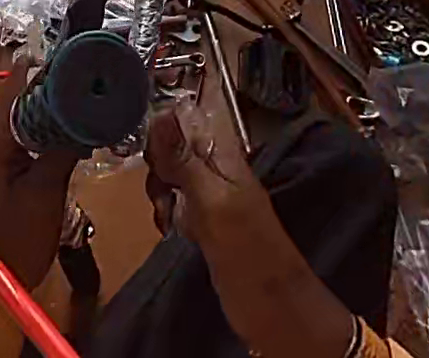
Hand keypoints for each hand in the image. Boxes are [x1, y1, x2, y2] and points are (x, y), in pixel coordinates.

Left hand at [0, 50, 81, 296]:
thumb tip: (90, 107)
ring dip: (62, 108)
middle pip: (32, 85)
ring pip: (34, 102)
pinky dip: (53, 124)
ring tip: (98, 113)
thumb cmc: (9, 241)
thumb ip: (64, 145)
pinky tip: (79, 135)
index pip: (27, 74)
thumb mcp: (44, 193)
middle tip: (104, 96)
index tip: (96, 74)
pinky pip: (30, 121)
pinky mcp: (2, 147)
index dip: (62, 71)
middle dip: (66, 89)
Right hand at [145, 102, 356, 357]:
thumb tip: (159, 111)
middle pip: (170, 140)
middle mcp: (213, 163)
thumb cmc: (248, 252)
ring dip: (158, 188)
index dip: (161, 119)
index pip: (185, 112)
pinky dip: (165, 209)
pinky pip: (172, 197)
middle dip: (156, 160)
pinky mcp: (201, 216)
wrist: (277, 315)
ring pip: (167, 170)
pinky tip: (169, 226)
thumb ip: (183, 158)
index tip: (151, 145)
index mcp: (222, 151)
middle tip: (163, 185)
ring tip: (167, 213)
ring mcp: (207, 190)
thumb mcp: (211, 201)